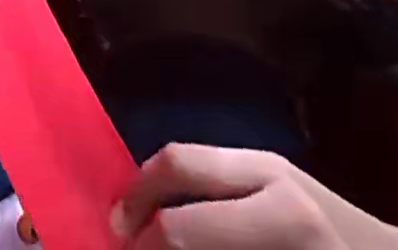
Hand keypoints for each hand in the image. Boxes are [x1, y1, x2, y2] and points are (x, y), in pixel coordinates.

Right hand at [111, 144, 397, 249]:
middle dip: (138, 197)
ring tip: (132, 220)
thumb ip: (216, 244)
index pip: (187, 227)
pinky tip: (169, 211)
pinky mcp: (268, 163)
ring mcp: (267, 162)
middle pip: (179, 164)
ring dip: (153, 184)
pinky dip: (177, 184)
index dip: (150, 243)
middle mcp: (269, 177)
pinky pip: (207, 164)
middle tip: (115, 231)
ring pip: (188, 156)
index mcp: (281, 218)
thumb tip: (168, 245)